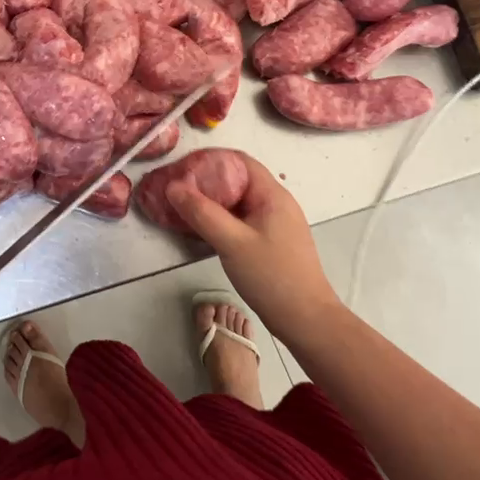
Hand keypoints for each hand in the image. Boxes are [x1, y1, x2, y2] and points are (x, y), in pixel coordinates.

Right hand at [166, 152, 340, 338]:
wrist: (306, 320)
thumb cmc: (272, 276)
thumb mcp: (232, 242)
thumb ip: (201, 212)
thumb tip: (173, 187)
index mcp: (272, 195)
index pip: (239, 160)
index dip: (210, 159)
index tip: (181, 169)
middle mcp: (275, 203)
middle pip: (237, 180)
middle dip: (205, 181)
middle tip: (176, 189)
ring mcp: (274, 223)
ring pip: (237, 202)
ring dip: (210, 202)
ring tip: (182, 208)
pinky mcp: (269, 241)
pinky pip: (240, 219)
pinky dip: (219, 219)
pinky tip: (200, 229)